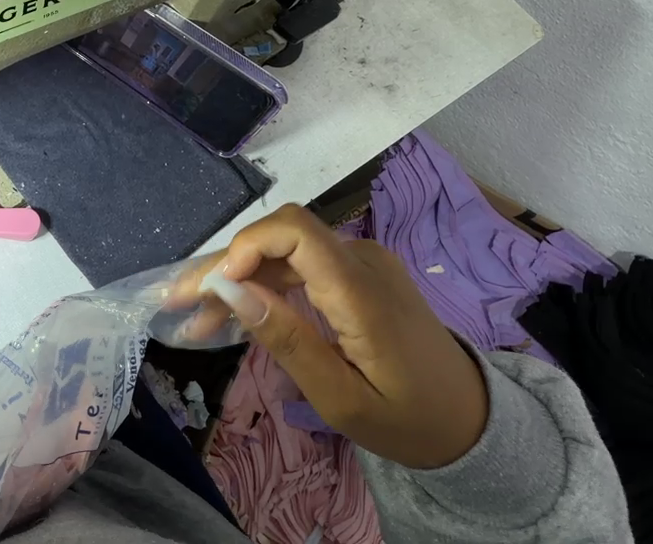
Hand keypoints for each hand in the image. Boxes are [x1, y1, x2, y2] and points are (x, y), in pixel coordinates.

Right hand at [169, 204, 487, 468]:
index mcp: (361, 290)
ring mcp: (362, 262)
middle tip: (178, 304)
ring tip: (198, 318)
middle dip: (224, 267)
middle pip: (278, 239)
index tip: (213, 288)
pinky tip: (237, 310)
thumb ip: (287, 340)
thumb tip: (229, 289)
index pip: (293, 230)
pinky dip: (265, 283)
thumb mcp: (343, 400)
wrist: (474, 422)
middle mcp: (362, 260)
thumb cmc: (409, 421)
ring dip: (238, 278)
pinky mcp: (359, 272)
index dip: (245, 246)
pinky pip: (301, 264)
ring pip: (283, 251)